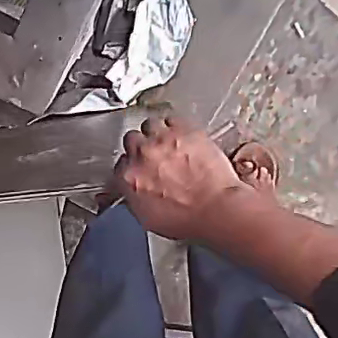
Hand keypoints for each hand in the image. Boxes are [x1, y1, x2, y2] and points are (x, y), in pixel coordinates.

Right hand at [112, 116, 249, 241]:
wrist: (216, 210)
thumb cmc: (187, 218)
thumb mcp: (148, 219)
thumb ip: (134, 198)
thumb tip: (135, 194)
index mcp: (129, 177)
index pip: (121, 164)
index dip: (132, 165)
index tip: (140, 169)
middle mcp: (142, 155)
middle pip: (131, 139)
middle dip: (141, 146)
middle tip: (153, 154)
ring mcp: (163, 140)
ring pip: (150, 124)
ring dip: (156, 132)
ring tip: (166, 141)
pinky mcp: (184, 131)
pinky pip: (172, 119)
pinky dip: (176, 126)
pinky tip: (182, 135)